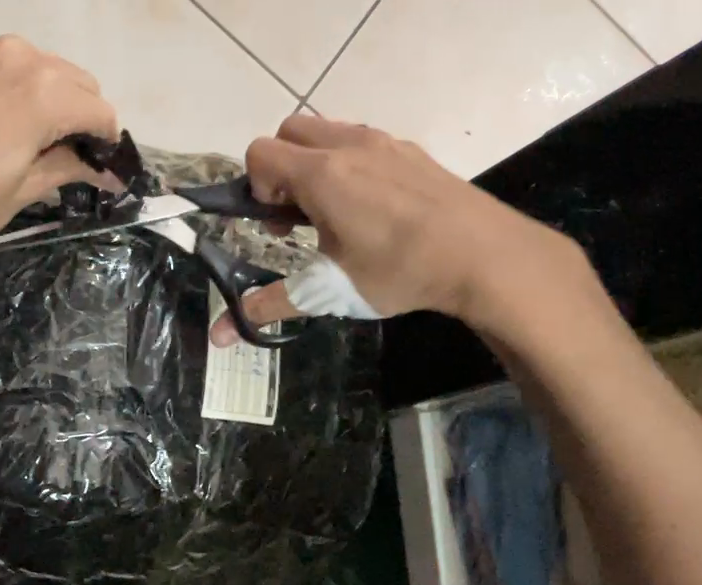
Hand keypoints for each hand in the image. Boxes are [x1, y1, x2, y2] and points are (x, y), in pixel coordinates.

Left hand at [0, 36, 118, 274]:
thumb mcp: (25, 190)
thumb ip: (71, 168)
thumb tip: (108, 173)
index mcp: (42, 92)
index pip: (98, 110)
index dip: (106, 142)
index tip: (104, 168)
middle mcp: (19, 57)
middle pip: (76, 82)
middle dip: (80, 118)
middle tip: (69, 159)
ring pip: (43, 70)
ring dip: (51, 102)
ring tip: (34, 143)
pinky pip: (7, 69)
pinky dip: (16, 91)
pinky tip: (1, 126)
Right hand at [214, 114, 592, 343]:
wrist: (483, 256)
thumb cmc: (397, 271)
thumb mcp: (326, 291)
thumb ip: (271, 304)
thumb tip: (218, 336)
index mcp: (322, 175)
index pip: (260, 153)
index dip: (254, 187)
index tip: (273, 222)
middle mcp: (349, 147)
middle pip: (290, 131)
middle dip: (279, 169)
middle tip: (293, 214)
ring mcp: (384, 144)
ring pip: (327, 133)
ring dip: (313, 165)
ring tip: (327, 214)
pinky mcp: (411, 152)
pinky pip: (361, 142)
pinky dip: (348, 165)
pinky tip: (365, 211)